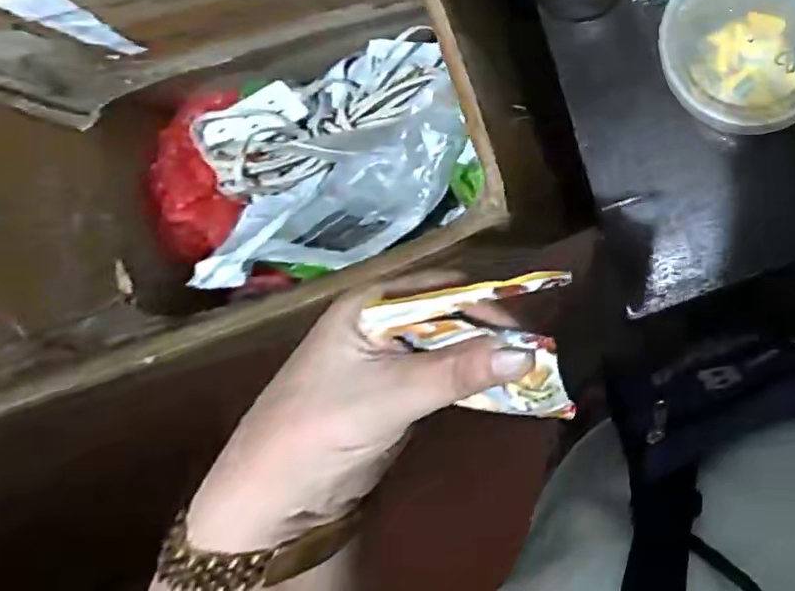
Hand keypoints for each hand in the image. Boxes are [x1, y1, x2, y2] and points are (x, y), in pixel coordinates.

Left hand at [184, 276, 536, 551]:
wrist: (263, 507)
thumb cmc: (318, 431)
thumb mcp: (392, 397)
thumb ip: (459, 370)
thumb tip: (531, 351)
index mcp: (372, 304)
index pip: (445, 287)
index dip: (488, 299)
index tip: (525, 323)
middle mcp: (384, 319)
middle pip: (452, 310)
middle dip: (491, 328)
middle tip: (531, 346)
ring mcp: (390, 353)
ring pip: (453, 339)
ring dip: (486, 352)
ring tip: (526, 363)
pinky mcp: (398, 385)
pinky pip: (446, 368)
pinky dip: (473, 374)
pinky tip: (500, 382)